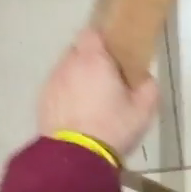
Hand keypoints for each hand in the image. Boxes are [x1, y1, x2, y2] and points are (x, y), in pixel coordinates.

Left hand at [37, 28, 159, 159]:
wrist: (76, 158)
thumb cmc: (112, 128)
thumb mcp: (143, 111)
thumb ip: (148, 87)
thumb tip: (145, 78)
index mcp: (93, 60)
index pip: (92, 33)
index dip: (102, 41)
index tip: (113, 55)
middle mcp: (68, 65)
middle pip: (78, 52)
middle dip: (90, 61)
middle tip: (106, 82)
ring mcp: (51, 83)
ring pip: (66, 71)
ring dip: (76, 80)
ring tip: (90, 102)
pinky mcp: (41, 102)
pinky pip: (57, 90)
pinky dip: (65, 96)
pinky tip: (76, 115)